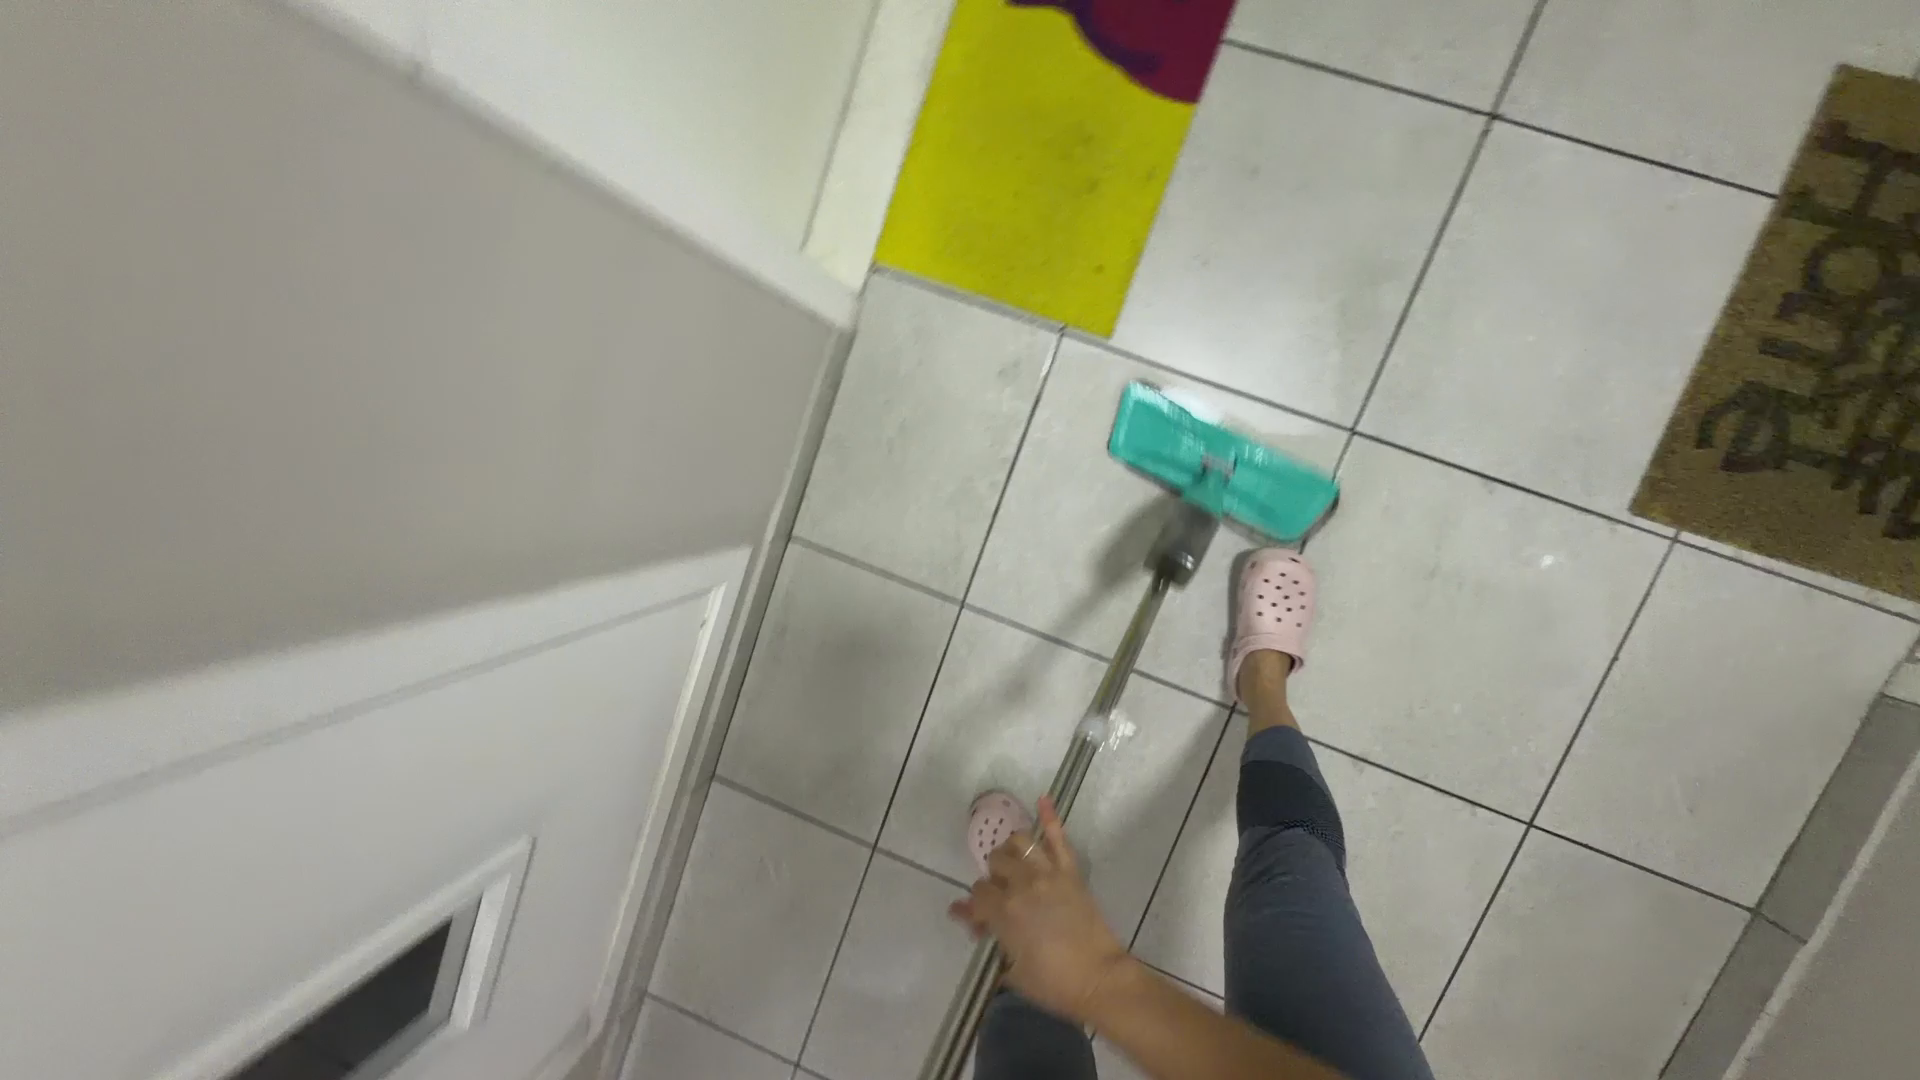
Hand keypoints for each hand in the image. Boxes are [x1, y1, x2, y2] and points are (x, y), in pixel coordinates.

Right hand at [947, 795, 1132, 1023]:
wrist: (1099, 979)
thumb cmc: (1053, 983)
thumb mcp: (1012, 969)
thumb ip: (988, 937)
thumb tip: (963, 918)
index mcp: (1005, 911)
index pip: (977, 895)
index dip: (974, 908)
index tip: (978, 923)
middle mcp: (1022, 884)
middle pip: (995, 863)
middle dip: (992, 877)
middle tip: (1000, 896)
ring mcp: (1048, 873)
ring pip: (1020, 842)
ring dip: (1012, 849)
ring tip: (1013, 861)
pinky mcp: (1070, 871)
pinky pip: (1058, 838)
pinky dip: (1051, 816)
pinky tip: (1043, 798)